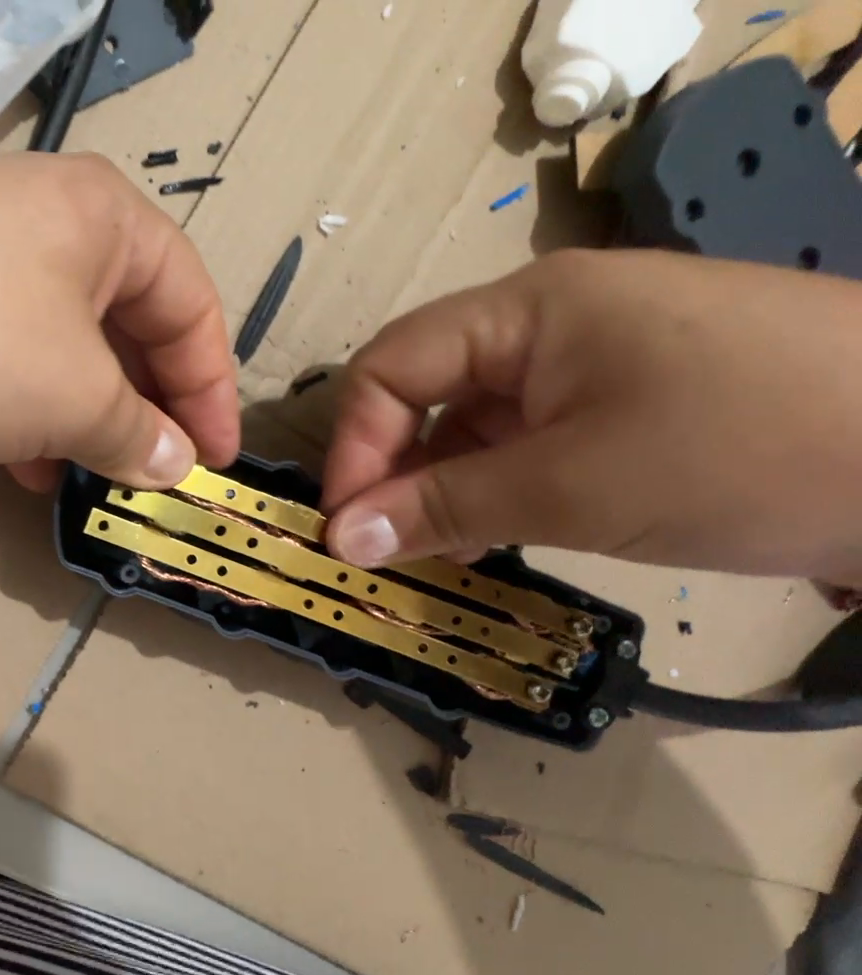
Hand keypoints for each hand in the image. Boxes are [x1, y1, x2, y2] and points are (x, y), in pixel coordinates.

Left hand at [0, 153, 237, 490]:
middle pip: (117, 321)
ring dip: (74, 417)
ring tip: (80, 478)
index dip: (211, 388)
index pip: (188, 301)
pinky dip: (16, 410)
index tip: (214, 461)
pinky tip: (15, 461)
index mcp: (99, 214)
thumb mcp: (74, 396)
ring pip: (50, 346)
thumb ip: (135, 433)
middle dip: (138, 405)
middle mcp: (34, 222)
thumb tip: (171, 464)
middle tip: (146, 474)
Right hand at [320, 249, 861, 582]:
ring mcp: (603, 354)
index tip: (347, 525)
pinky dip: (505, 484)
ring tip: (446, 551)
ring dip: (449, 486)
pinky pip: (536, 434)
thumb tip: (337, 539)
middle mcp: (553, 318)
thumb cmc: (750, 451)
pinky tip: (507, 530)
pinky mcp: (642, 394)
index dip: (353, 446)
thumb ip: (440, 510)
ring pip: (480, 420)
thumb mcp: (573, 490)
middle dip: (397, 472)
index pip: (389, 368)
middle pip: (428, 391)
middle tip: (390, 549)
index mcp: (527, 310)